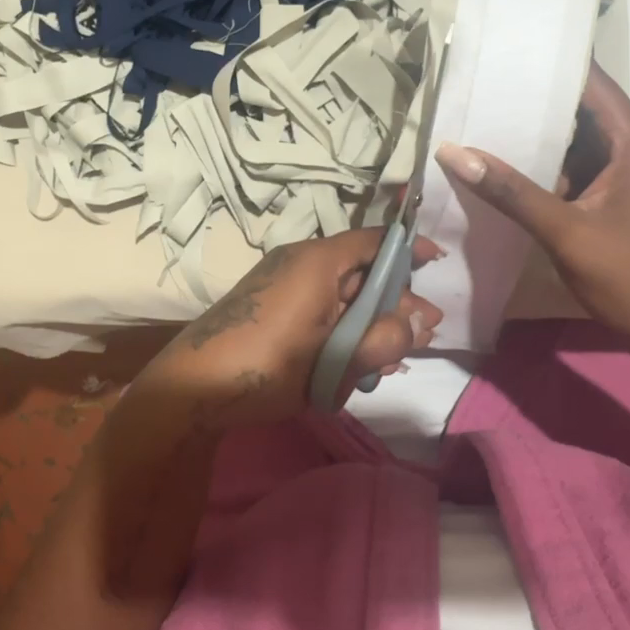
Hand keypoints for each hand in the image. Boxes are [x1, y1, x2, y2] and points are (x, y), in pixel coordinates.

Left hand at [133, 229, 443, 427]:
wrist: (192, 387)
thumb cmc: (266, 364)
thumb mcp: (333, 356)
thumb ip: (381, 337)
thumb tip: (421, 319)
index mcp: (317, 261)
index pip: (373, 242)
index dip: (407, 250)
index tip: (437, 260)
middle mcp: (301, 265)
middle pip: (361, 275)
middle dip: (394, 305)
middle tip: (424, 334)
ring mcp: (284, 287)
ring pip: (342, 299)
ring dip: (368, 328)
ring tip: (386, 363)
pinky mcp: (272, 310)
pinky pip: (319, 312)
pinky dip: (340, 334)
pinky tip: (353, 368)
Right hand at [432, 63, 629, 352]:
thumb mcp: (566, 232)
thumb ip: (510, 191)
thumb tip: (453, 151)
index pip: (587, 78)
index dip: (547, 59)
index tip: (499, 47)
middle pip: (575, 104)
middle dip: (528, 93)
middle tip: (474, 82)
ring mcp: (622, 172)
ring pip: (570, 137)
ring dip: (531, 130)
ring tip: (476, 114)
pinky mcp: (612, 196)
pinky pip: (571, 165)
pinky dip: (540, 162)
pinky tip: (499, 163)